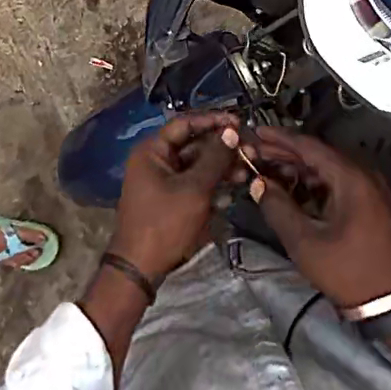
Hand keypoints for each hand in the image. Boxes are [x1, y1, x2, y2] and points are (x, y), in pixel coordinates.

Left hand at [109, 111, 241, 278]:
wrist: (140, 269)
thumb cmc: (164, 223)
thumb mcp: (194, 189)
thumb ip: (215, 158)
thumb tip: (232, 131)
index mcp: (153, 150)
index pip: (185, 123)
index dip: (213, 120)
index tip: (238, 122)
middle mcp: (157, 159)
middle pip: (194, 143)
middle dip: (222, 146)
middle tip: (249, 149)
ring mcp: (164, 179)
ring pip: (198, 163)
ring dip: (222, 164)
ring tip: (247, 168)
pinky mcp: (173, 197)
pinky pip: (196, 181)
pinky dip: (214, 181)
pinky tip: (235, 185)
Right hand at [239, 125, 390, 308]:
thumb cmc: (350, 272)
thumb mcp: (306, 242)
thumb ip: (278, 208)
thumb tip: (259, 184)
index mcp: (351, 177)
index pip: (309, 146)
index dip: (280, 138)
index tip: (257, 132)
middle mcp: (363, 174)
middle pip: (319, 154)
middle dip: (286, 152)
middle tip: (258, 151)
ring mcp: (370, 188)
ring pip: (328, 167)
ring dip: (299, 167)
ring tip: (270, 169)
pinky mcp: (370, 202)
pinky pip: (338, 181)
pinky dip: (314, 181)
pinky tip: (295, 187)